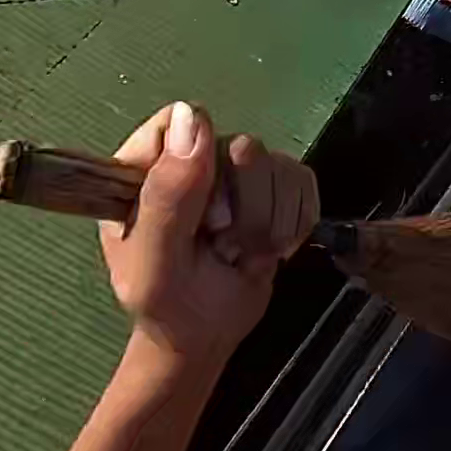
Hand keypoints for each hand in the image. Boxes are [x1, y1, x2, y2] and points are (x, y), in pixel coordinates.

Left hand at [99, 102, 319, 362]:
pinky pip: (303, 181)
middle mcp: (195, 160)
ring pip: (279, 165)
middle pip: (243, 145)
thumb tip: (191, 116)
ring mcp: (240, 170)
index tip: (202, 215)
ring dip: (269, 225)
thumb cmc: (169, 304)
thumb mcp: (154, 262)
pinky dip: (295, 224)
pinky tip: (270, 249)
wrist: (207, 334)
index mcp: (147, 168)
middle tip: (222, 246)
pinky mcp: (277, 185)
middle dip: (243, 209)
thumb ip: (167, 195)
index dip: (199, 164)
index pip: (179, 124)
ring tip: (243, 255)